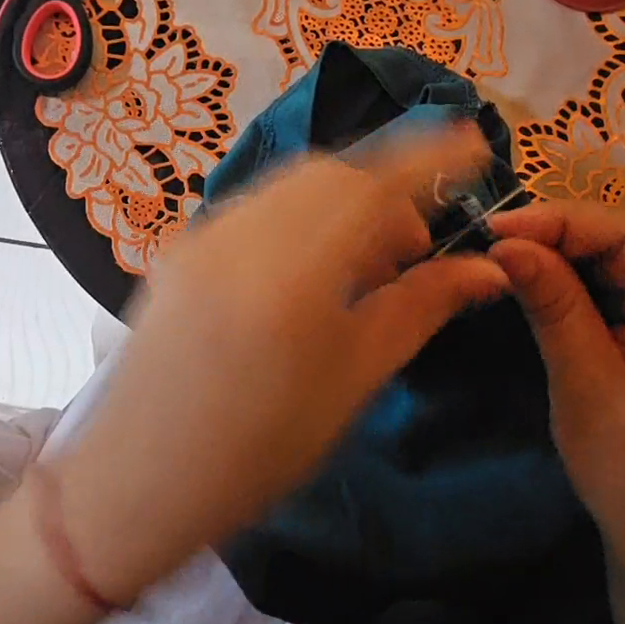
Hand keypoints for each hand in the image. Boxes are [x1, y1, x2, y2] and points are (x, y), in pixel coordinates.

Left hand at [52, 125, 509, 602]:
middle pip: (330, 174)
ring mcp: (202, 234)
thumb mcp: (352, 380)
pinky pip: (254, 207)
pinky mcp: (181, 246)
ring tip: (364, 263)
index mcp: (292, 270)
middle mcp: (241, 233)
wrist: (140, 475)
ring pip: (290, 185)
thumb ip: (418, 308)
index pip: (372, 184)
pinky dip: (298, 215)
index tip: (472, 148)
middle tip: (412, 248)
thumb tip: (484, 269)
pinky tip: (309, 266)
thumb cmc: (259, 447)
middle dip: (383, 192)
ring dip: (340, 201)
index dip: (428, 157)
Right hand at [483, 200, 624, 576]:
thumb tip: (504, 241)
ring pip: (624, 262)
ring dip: (564, 257)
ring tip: (505, 253)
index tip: (492, 225)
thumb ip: (552, 306)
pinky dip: (581, 283)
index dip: (558, 222)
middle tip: (490, 239)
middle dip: (557, 237)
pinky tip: (541, 280)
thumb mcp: (586, 387)